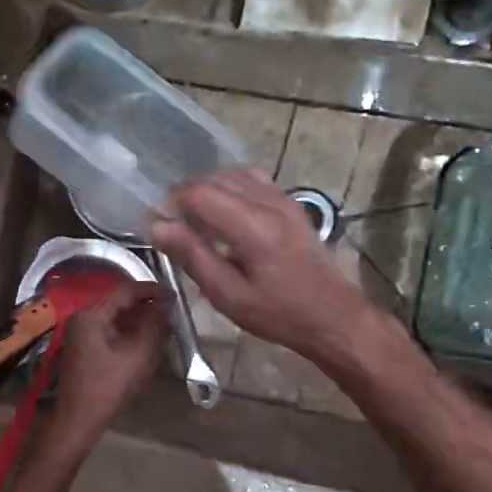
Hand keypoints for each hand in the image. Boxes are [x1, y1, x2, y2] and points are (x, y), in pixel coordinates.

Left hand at [41, 283, 168, 456]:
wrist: (79, 416)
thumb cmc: (110, 385)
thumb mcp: (139, 353)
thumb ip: (154, 324)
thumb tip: (166, 303)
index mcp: (92, 314)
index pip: (125, 290)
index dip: (151, 290)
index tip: (174, 294)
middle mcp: (82, 316)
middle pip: (119, 302)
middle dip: (146, 305)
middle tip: (172, 310)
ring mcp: (80, 331)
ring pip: (115, 316)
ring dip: (138, 319)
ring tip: (164, 324)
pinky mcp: (83, 345)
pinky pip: (109, 329)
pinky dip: (128, 331)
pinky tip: (146, 338)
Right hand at [148, 169, 377, 361]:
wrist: (335, 317)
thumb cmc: (278, 313)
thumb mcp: (228, 295)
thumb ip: (192, 256)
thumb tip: (156, 225)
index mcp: (254, 227)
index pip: (199, 194)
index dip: (172, 203)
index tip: (158, 224)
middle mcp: (269, 203)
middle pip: (214, 179)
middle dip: (185, 195)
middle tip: (172, 225)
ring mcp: (283, 199)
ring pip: (232, 175)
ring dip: (206, 190)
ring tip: (194, 219)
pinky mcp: (290, 203)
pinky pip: (251, 179)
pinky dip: (228, 187)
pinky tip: (222, 212)